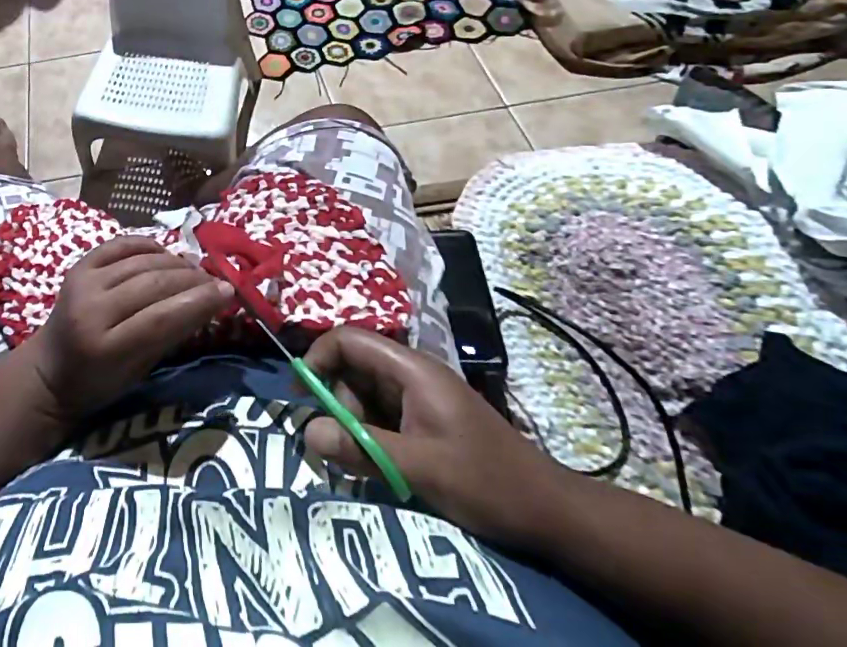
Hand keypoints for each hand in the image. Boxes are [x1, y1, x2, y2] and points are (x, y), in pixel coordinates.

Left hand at [21, 237, 233, 424]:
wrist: (49, 371)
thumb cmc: (101, 381)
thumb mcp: (141, 368)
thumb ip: (174, 332)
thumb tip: (215, 298)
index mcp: (105, 348)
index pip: (161, 317)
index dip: (200, 301)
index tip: (229, 291)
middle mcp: (90, 311)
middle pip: (154, 284)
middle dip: (194, 280)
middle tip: (217, 281)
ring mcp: (82, 284)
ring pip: (142, 262)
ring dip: (177, 262)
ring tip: (197, 270)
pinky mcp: (78, 266)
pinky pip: (122, 245)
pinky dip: (149, 246)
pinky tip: (167, 255)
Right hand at [301, 328, 563, 547]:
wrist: (544, 507)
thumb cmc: (484, 481)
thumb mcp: (418, 468)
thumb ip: (361, 448)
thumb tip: (306, 432)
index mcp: (412, 370)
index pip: (350, 340)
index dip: (319, 359)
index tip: (302, 397)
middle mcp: (411, 374)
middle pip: (353, 366)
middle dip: (335, 400)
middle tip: (339, 444)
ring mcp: (418, 396)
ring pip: (364, 392)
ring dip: (350, 421)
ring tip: (359, 461)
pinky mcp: (423, 419)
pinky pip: (380, 414)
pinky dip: (367, 434)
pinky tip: (375, 464)